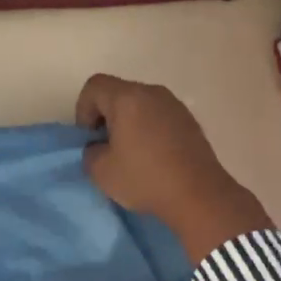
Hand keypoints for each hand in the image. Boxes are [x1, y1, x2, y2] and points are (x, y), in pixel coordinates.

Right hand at [75, 74, 271, 261]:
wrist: (198, 194)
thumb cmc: (145, 179)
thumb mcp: (101, 171)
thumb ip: (90, 152)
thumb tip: (100, 147)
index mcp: (127, 99)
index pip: (94, 86)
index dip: (83, 110)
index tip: (90, 139)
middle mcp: (152, 93)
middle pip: (118, 93)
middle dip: (105, 117)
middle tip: (106, 148)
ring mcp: (175, 105)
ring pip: (140, 104)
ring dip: (128, 123)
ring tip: (130, 154)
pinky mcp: (189, 120)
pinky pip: (159, 116)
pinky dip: (148, 129)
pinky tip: (152, 157)